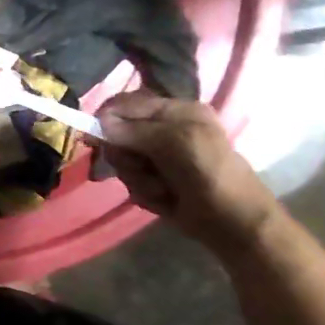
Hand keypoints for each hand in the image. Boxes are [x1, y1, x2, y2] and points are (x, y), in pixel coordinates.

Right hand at [97, 91, 280, 252]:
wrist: (232, 221)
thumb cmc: (210, 173)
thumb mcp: (176, 142)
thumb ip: (135, 131)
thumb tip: (98, 123)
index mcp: (175, 111)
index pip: (127, 104)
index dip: (106, 117)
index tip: (91, 137)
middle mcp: (164, 131)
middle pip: (118, 135)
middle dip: (126, 155)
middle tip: (141, 167)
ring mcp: (158, 158)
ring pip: (123, 162)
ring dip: (137, 178)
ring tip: (161, 188)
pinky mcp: (154, 182)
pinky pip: (131, 183)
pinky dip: (145, 193)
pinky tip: (164, 199)